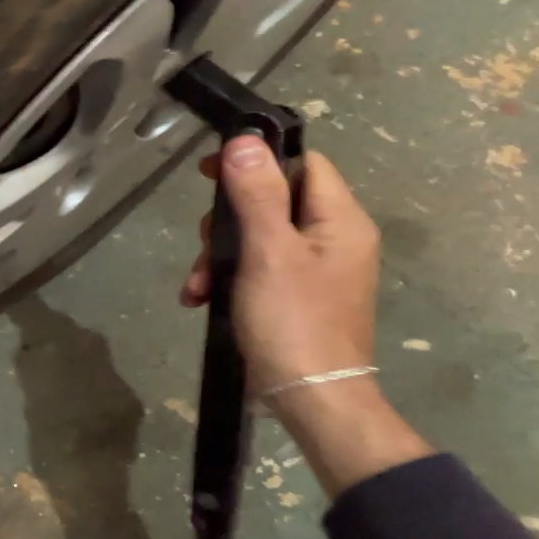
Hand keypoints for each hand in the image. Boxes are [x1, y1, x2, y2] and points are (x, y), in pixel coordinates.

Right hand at [179, 136, 380, 403]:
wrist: (311, 396)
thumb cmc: (293, 320)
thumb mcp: (267, 252)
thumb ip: (256, 195)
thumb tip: (245, 141)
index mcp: (340, 222)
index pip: (303, 164)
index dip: (257, 160)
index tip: (207, 172)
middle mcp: (333, 240)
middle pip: (272, 200)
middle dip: (226, 219)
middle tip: (203, 241)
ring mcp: (314, 270)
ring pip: (255, 237)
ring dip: (216, 254)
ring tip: (198, 283)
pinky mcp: (293, 295)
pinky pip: (254, 268)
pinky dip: (224, 277)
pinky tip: (201, 297)